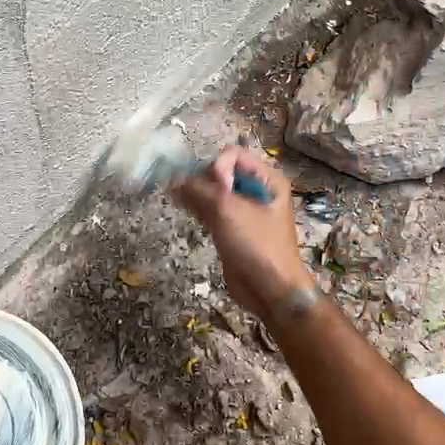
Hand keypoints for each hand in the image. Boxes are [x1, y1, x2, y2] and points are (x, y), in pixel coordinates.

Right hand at [170, 146, 311, 318]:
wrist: (270, 289)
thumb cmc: (256, 244)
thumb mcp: (228, 211)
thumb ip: (200, 190)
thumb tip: (174, 179)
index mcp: (267, 179)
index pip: (232, 155)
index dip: (217, 167)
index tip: (214, 188)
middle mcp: (256, 190)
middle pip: (221, 172)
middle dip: (201, 179)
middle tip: (185, 193)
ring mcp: (243, 211)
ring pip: (213, 192)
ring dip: (195, 193)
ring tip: (177, 198)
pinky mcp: (231, 229)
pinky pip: (211, 210)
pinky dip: (197, 207)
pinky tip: (182, 207)